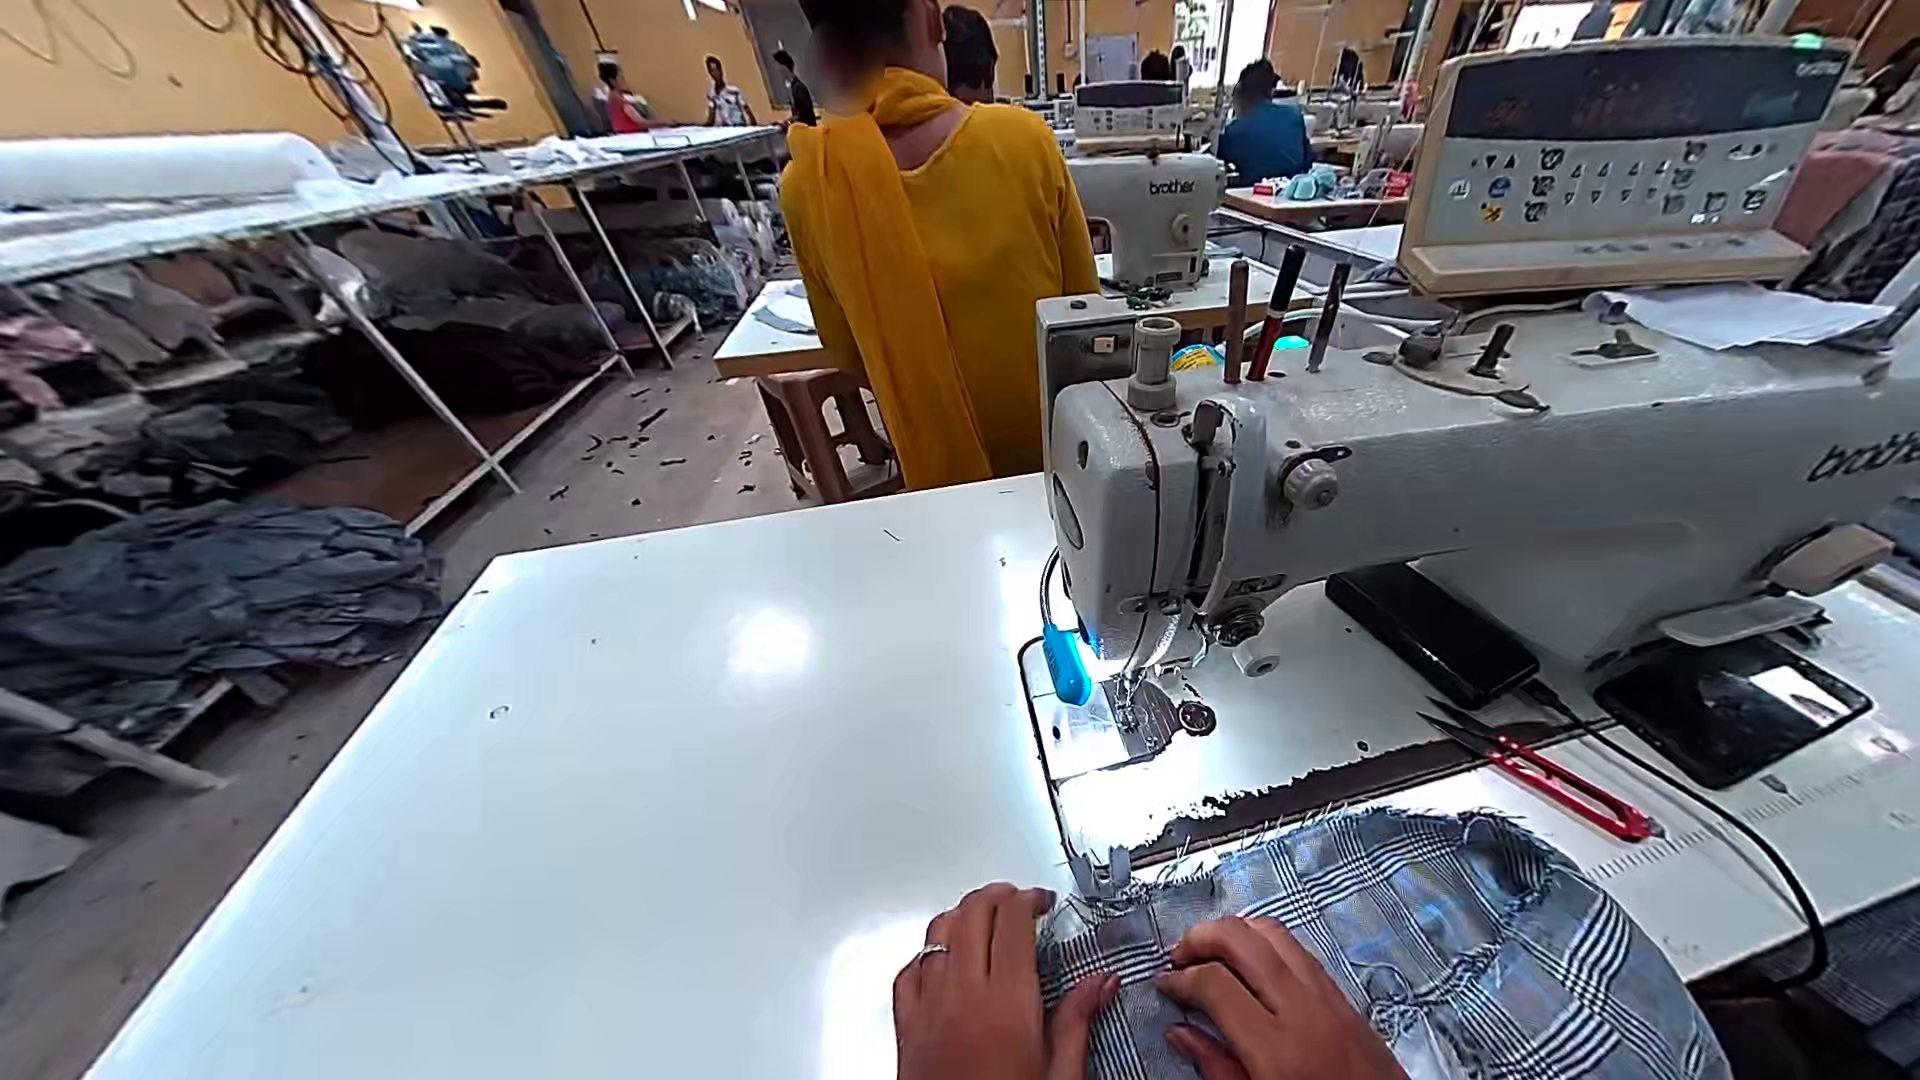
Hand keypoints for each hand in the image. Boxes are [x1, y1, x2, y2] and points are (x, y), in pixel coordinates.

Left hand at [895, 882, 1118, 1079]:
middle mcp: (964, 991)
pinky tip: (943, 960)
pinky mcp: (906, 1023)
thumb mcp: (1058, 1078)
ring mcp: (930, 1003)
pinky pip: (910, 968)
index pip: (1013, 917)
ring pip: (939, 927)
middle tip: (1017, 902)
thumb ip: (1077, 1021)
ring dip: (963, 914)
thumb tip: (1101, 983)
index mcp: (1007, 1002)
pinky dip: (927, 952)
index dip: (1029, 897)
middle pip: (975, 909)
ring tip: (983, 919)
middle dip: (998, 894)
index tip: (1042, 901)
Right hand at [1156, 916, 1406, 1079]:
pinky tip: (1250, 960)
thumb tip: (1180, 1032)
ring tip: (1212, 950)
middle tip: (1181, 956)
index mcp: (1280, 1052)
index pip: (1214, 983)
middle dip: (1199, 937)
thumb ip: (1218, 1070)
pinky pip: (1296, 946)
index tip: (1166, 984)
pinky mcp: (1345, 997)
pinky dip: (1263, 940)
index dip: (1180, 979)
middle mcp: (1304, 1012)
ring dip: (1232, 930)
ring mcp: (1329, 999)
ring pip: (1268, 929)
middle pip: (1238, 938)